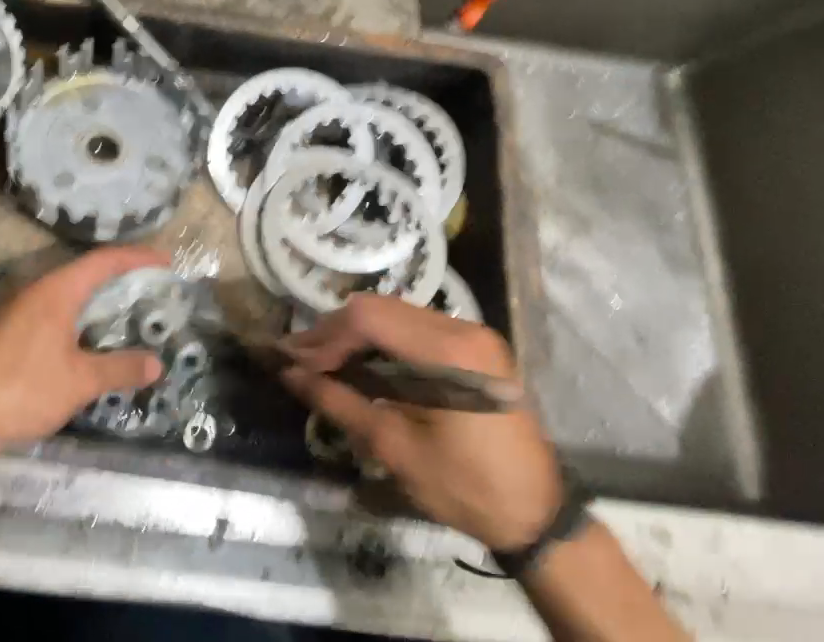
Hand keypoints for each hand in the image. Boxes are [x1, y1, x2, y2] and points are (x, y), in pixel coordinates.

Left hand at [0, 247, 166, 459]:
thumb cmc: (23, 388)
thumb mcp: (80, 381)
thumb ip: (119, 368)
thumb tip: (156, 363)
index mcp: (54, 291)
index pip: (102, 261)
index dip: (136, 258)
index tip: (166, 261)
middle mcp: (35, 293)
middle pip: (84, 275)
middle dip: (120, 280)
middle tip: (153, 291)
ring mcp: (18, 314)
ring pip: (67, 298)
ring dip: (97, 304)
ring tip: (128, 317)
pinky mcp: (8, 336)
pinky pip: (53, 317)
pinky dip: (78, 322)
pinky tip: (89, 346)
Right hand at [279, 295, 562, 549]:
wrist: (537, 516)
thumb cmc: (465, 486)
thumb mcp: (393, 447)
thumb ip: (337, 402)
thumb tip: (286, 373)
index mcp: (449, 352)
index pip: (368, 318)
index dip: (323, 336)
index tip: (293, 363)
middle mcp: (463, 330)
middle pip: (378, 308)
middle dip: (333, 332)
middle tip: (299, 361)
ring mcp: (472, 335)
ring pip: (393, 312)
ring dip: (353, 334)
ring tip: (320, 362)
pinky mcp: (474, 348)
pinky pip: (413, 327)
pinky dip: (378, 340)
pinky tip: (358, 363)